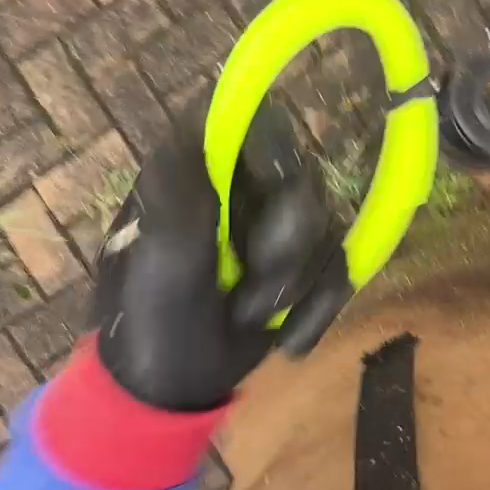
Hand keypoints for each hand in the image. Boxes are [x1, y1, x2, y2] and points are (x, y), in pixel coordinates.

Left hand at [93, 112, 351, 411]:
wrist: (171, 390)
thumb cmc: (150, 318)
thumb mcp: (162, 250)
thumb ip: (190, 181)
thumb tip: (208, 99)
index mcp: (203, 167)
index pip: (257, 119)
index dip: (273, 150)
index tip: (268, 191)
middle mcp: (246, 186)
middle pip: (304, 181)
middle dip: (284, 247)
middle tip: (247, 291)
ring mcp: (279, 227)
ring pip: (326, 229)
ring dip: (294, 284)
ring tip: (249, 317)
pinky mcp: (306, 264)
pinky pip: (340, 271)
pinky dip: (316, 310)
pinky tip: (288, 341)